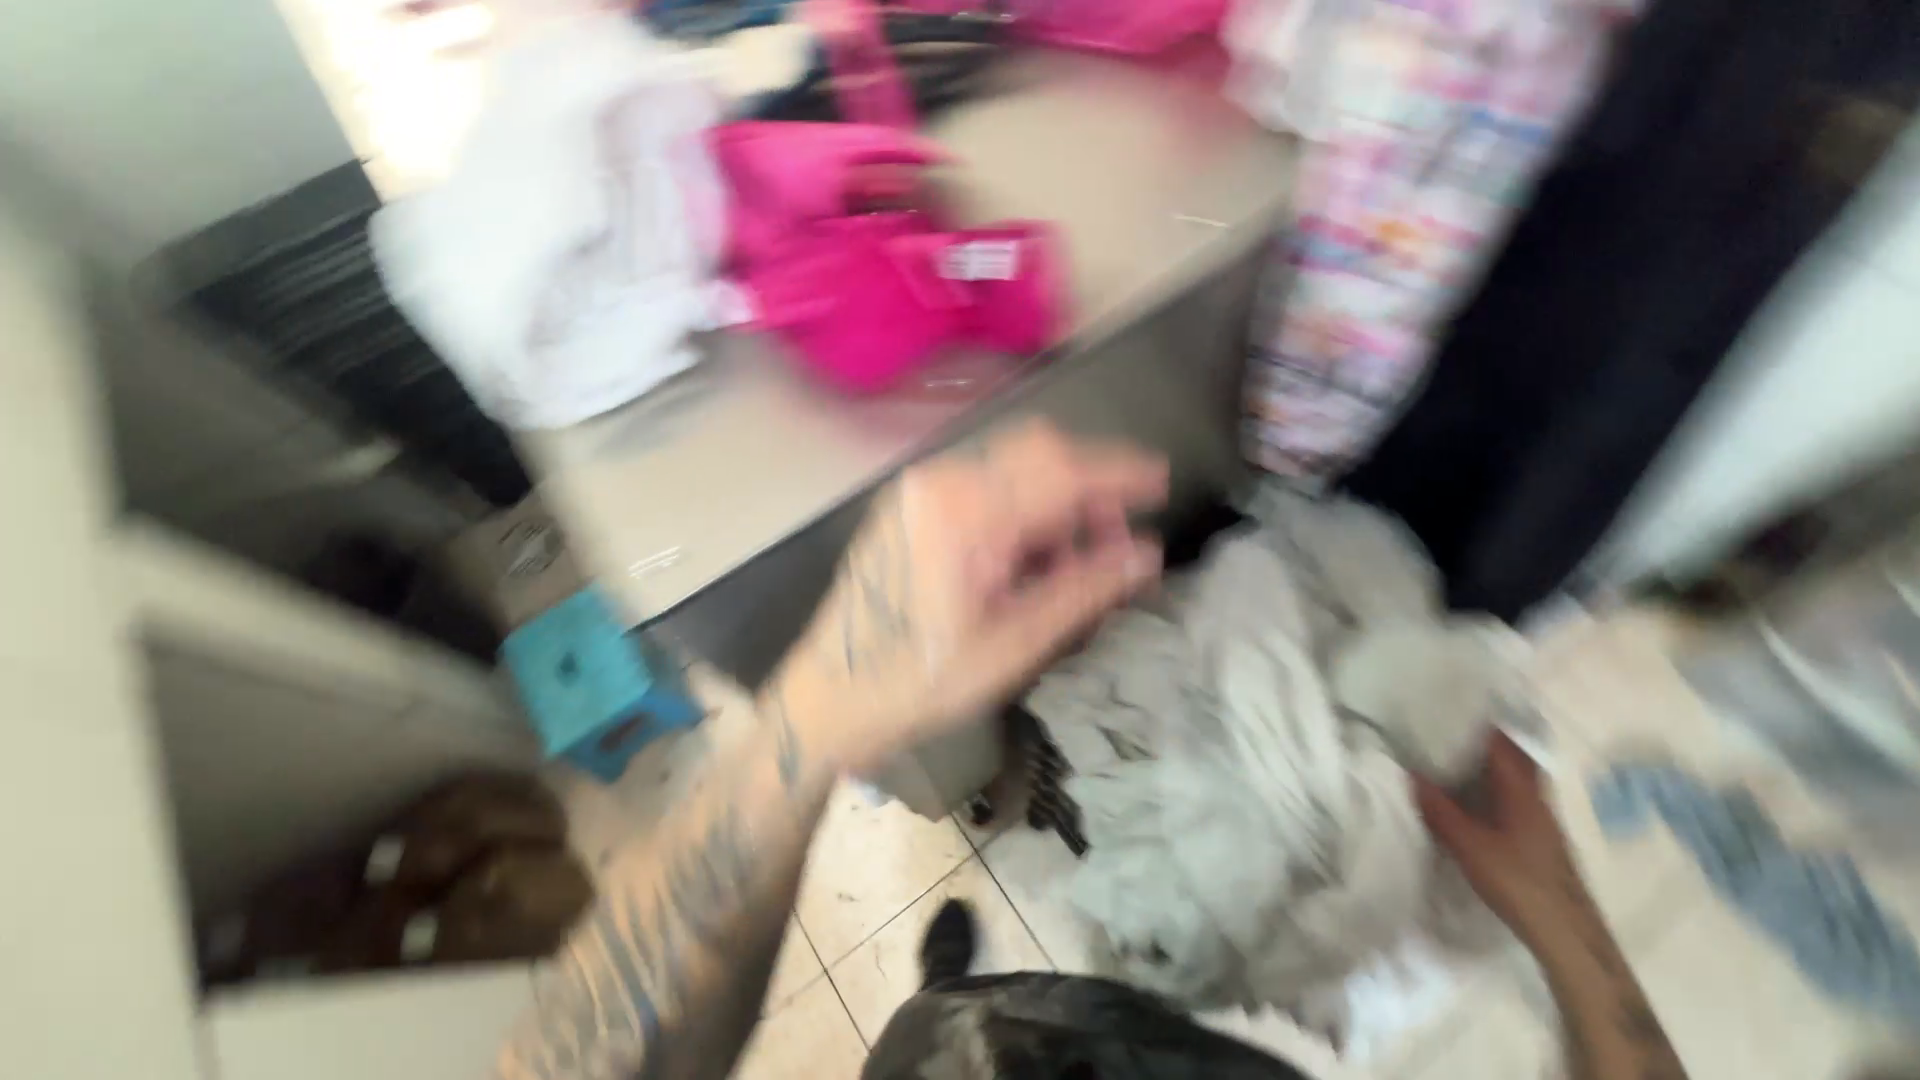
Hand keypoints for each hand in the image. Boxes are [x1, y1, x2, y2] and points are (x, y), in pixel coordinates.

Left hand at [772, 420, 1166, 774]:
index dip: (1118, 472)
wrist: (828, 699)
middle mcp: (937, 484)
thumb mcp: (1013, 645)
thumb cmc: (919, 682)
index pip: (1059, 469)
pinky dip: (1018, 512)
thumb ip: (1083, 591)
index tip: (1160, 482)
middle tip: (1114, 542)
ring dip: (1052, 502)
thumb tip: (1146, 555)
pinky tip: (1026, 563)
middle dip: (1086, 488)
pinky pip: (980, 488)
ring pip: (1010, 469)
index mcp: (963, 513)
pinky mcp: (909, 510)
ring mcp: (917, 493)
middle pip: (1035, 454)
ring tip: (1071, 567)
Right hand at [1415, 733, 1595, 942]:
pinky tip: (1468, 800)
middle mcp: (1536, 798)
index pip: (1501, 743)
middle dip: (1483, 742)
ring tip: (1448, 759)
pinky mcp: (1537, 839)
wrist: (1565, 933)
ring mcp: (1540, 820)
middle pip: (1513, 758)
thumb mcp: (1469, 845)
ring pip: (1513, 780)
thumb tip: (1411, 774)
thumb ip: (1440, 809)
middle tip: (1446, 731)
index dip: (1476, 723)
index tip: (1447, 708)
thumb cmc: (1518, 881)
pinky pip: (1510, 799)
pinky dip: (1489, 789)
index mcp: (1522, 791)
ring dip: (1486, 767)